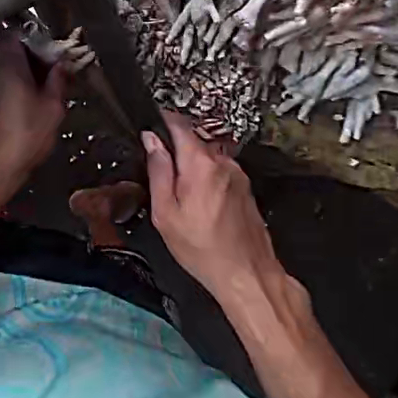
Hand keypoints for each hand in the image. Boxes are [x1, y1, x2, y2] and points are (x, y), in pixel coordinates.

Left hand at [0, 42, 68, 176]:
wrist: (3, 162)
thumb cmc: (29, 133)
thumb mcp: (53, 106)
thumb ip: (57, 81)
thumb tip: (61, 65)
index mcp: (11, 68)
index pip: (16, 37)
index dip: (35, 37)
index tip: (53, 45)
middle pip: (14, 51)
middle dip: (36, 55)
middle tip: (57, 64)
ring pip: (12, 67)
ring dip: (31, 70)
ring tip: (52, 81)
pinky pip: (8, 81)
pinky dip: (23, 82)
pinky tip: (39, 95)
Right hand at [143, 110, 283, 298]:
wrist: (248, 276)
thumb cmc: (202, 248)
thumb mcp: (165, 211)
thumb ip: (158, 170)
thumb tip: (151, 140)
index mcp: (200, 165)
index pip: (179, 124)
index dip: (162, 120)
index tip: (150, 125)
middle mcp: (223, 163)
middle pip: (192, 141)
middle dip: (174, 151)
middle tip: (160, 175)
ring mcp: (238, 175)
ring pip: (206, 158)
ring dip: (190, 168)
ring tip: (181, 198)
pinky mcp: (245, 188)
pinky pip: (218, 172)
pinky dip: (205, 180)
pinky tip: (199, 206)